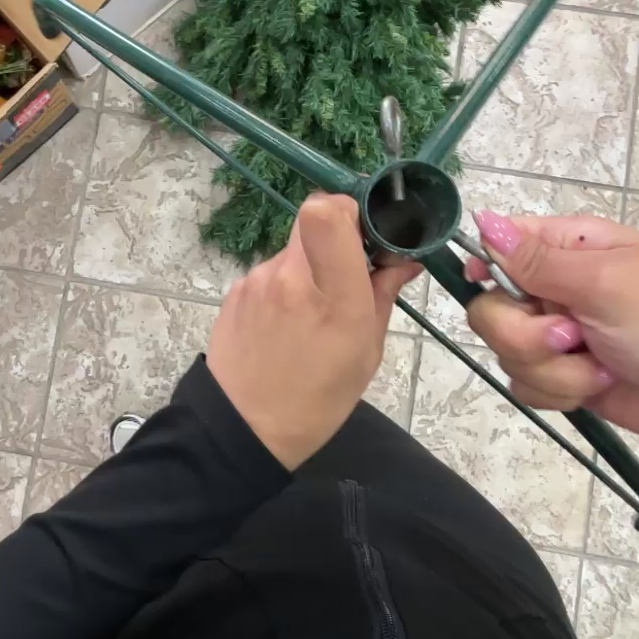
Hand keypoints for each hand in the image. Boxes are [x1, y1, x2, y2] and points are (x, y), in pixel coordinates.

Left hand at [207, 194, 420, 468]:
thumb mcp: (366, 353)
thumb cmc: (318, 400)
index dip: (350, 211)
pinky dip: (283, 287)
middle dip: (336, 236)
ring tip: (310, 315)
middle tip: (346, 271)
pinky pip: (270, 273)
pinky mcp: (235, 290)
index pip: (329, 211)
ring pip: (292, 249)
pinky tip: (283, 324)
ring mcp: (256, 280)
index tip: (365, 234)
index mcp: (333, 295)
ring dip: (308, 268)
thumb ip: (383, 295)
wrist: (243, 427)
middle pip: (313, 220)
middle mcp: (290, 277)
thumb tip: (403, 259)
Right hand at [463, 211, 638, 454]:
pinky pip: (523, 383)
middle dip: (522, 332)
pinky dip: (556, 391)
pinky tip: (595, 387)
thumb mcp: (606, 283)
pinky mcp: (560, 376)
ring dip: (549, 367)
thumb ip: (536, 259)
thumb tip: (481, 217)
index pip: (499, 243)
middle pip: (489, 306)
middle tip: (570, 336)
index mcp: (570, 248)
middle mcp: (555, 287)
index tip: (486, 285)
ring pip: (503, 349)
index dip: (484, 264)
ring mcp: (556, 335)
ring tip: (598, 367)